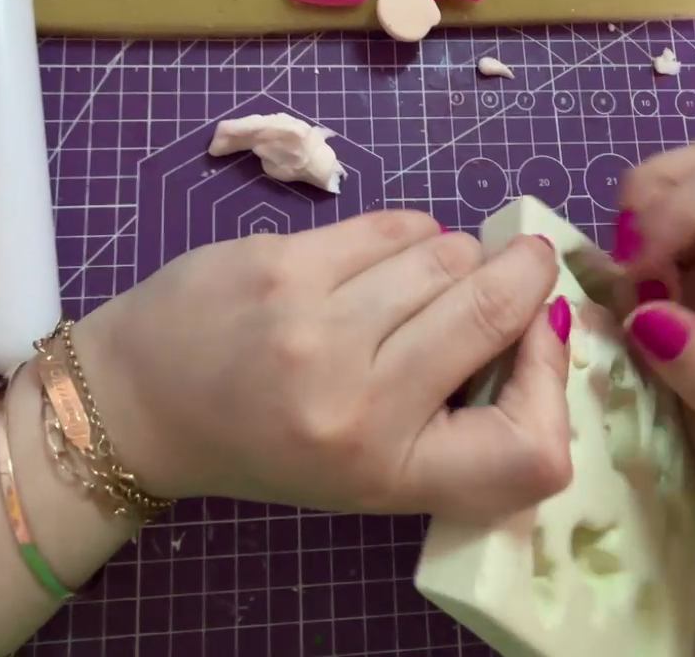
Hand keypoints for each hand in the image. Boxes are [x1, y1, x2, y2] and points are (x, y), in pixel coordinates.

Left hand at [71, 212, 572, 520]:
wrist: (142, 402)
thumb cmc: (261, 443)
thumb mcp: (362, 467)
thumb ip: (447, 413)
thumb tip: (532, 320)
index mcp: (386, 471)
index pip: (531, 448)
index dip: (552, 382)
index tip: (537, 339)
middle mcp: (358, 398)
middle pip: (493, 312)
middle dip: (525, 276)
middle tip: (526, 263)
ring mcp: (316, 319)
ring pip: (446, 253)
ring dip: (460, 255)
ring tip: (432, 271)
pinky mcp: (284, 259)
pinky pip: (394, 225)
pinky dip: (412, 233)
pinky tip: (391, 251)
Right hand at [613, 140, 694, 604]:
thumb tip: (640, 313)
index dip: (690, 209)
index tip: (637, 263)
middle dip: (662, 188)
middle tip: (622, 250)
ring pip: (691, 189)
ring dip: (644, 210)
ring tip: (623, 272)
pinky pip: (665, 237)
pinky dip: (634, 246)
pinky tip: (624, 287)